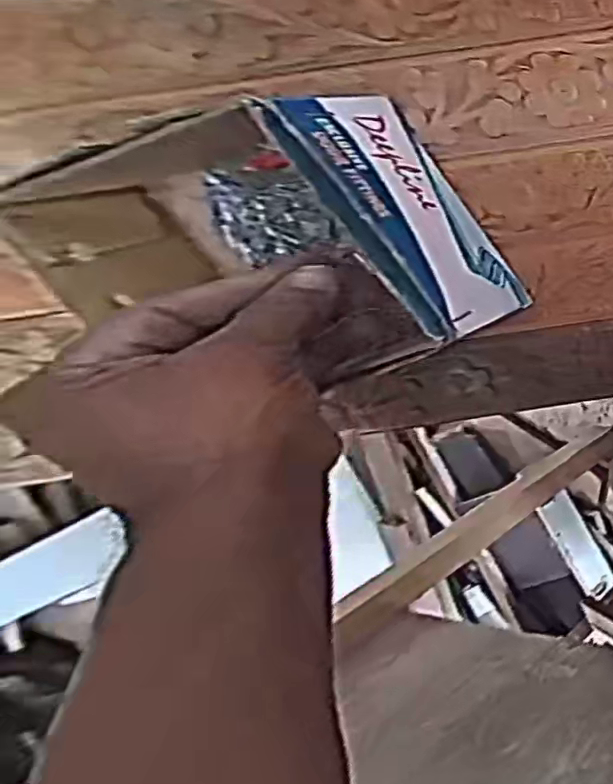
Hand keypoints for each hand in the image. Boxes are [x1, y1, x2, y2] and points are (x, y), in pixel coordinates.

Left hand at [3, 265, 342, 523]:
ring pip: (256, 364)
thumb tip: (312, 277)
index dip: (243, 288)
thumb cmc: (220, 444)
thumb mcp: (250, 354)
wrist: (254, 510)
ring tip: (352, 315)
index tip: (297, 273)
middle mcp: (127, 404)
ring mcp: (186, 425)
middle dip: (285, 314)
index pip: (172, 311)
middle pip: (218, 337)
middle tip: (329, 290)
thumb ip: (282, 308)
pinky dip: (312, 369)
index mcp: (89, 381)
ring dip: (309, 339)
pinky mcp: (238, 439)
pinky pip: (276, 389)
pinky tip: (351, 349)